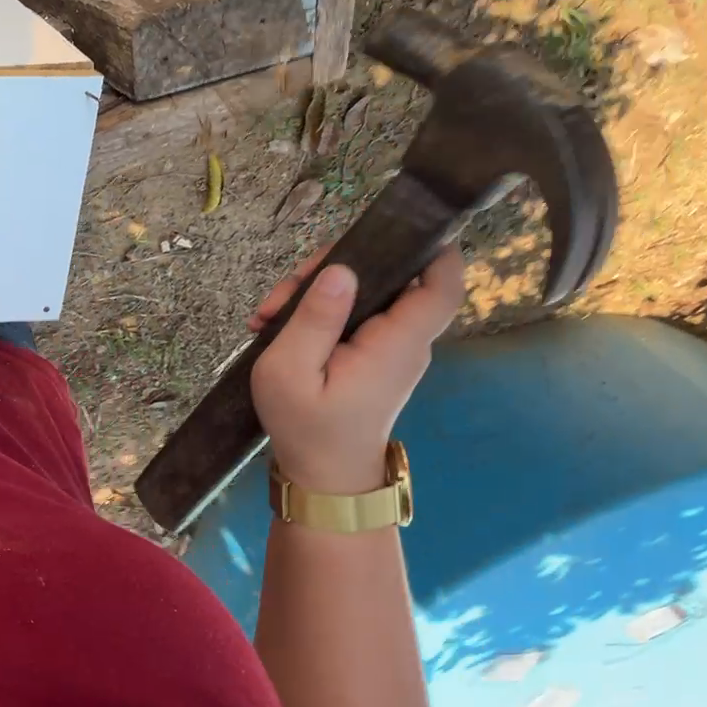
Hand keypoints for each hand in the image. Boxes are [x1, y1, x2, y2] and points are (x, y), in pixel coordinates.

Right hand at [247, 246, 464, 494]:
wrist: (322, 478)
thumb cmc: (306, 424)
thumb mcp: (291, 368)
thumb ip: (315, 317)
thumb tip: (341, 269)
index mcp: (394, 343)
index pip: (440, 287)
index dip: (434, 251)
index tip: (397, 228)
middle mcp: (402, 342)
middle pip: (386, 280)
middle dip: (330, 271)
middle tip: (280, 293)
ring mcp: (386, 350)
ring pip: (361, 296)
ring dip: (312, 294)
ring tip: (265, 316)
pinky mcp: (369, 358)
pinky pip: (350, 317)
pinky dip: (314, 313)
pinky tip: (273, 325)